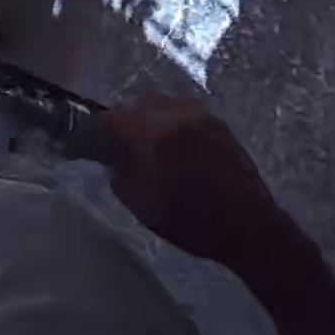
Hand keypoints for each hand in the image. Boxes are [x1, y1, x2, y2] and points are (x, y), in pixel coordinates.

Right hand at [99, 95, 292, 265]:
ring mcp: (197, 115)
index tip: (84, 145)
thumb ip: (118, 170)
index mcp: (150, 132)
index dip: (91, 133)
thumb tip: (109, 156)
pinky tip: (172, 144)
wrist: (251, 229)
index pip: (107, 120)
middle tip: (116, 147)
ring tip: (146, 143)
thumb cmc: (190, 220)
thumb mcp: (140, 201)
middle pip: (132, 108)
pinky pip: (181, 112)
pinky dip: (169, 123)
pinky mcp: (216, 122)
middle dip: (120, 125)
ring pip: (158, 106)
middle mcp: (172, 114)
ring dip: (146, 120)